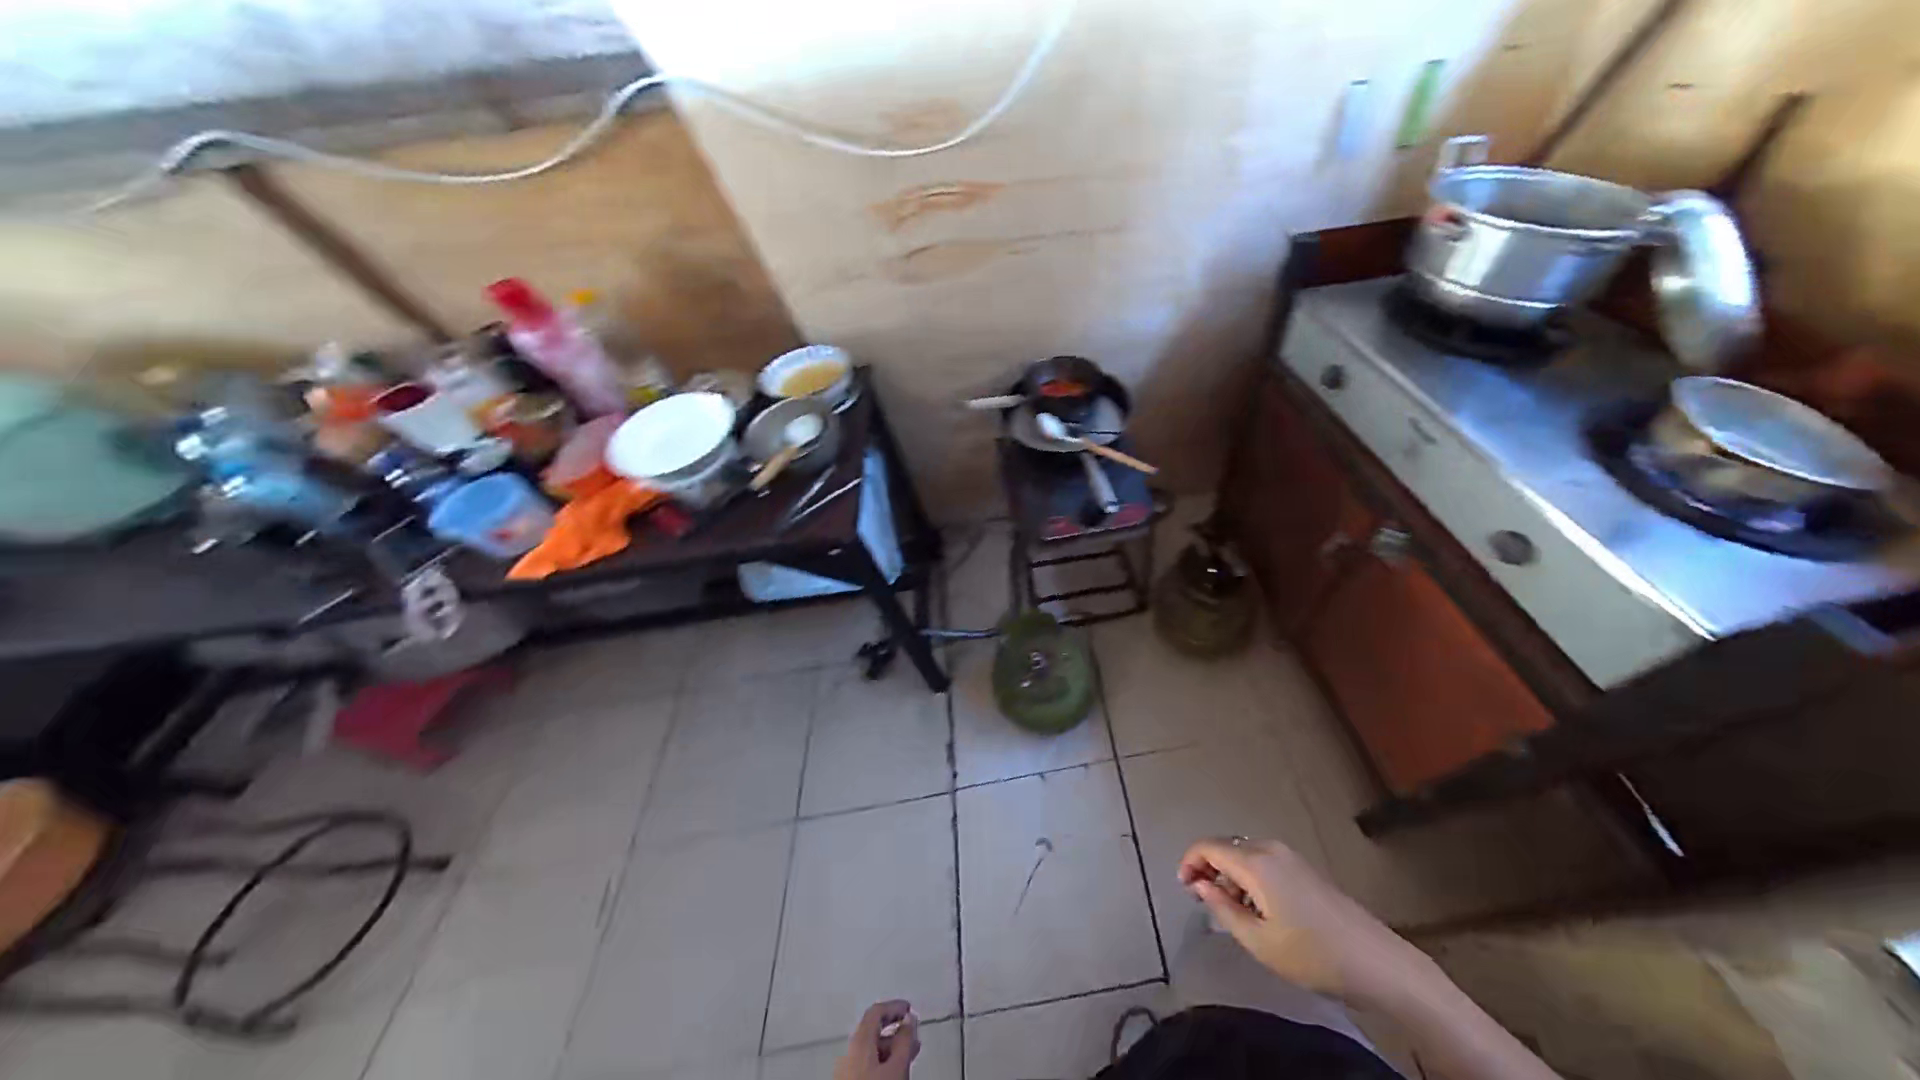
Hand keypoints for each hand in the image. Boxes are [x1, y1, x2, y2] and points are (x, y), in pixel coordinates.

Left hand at [833, 1000, 919, 1079]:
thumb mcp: (897, 1068)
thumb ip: (904, 1042)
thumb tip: (909, 1020)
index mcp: (859, 1042)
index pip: (875, 1012)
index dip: (893, 1006)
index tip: (910, 1009)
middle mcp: (850, 1052)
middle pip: (872, 1031)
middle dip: (894, 1029)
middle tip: (914, 1032)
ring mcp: (847, 1070)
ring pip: (871, 1050)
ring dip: (891, 1048)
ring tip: (911, 1056)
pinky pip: (868, 1064)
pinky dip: (884, 1061)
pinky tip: (896, 1073)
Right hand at [1177, 837, 1435, 1007]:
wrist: (1377, 963)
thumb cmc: (1312, 955)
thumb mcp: (1258, 941)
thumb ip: (1222, 908)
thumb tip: (1199, 885)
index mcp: (1256, 862)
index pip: (1207, 846)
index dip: (1189, 862)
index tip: (1183, 889)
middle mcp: (1271, 849)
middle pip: (1225, 847)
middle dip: (1207, 868)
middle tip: (1202, 901)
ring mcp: (1291, 857)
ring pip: (1244, 854)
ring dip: (1229, 874)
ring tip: (1230, 910)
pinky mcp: (1304, 868)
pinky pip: (1263, 861)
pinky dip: (1248, 877)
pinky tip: (1257, 909)